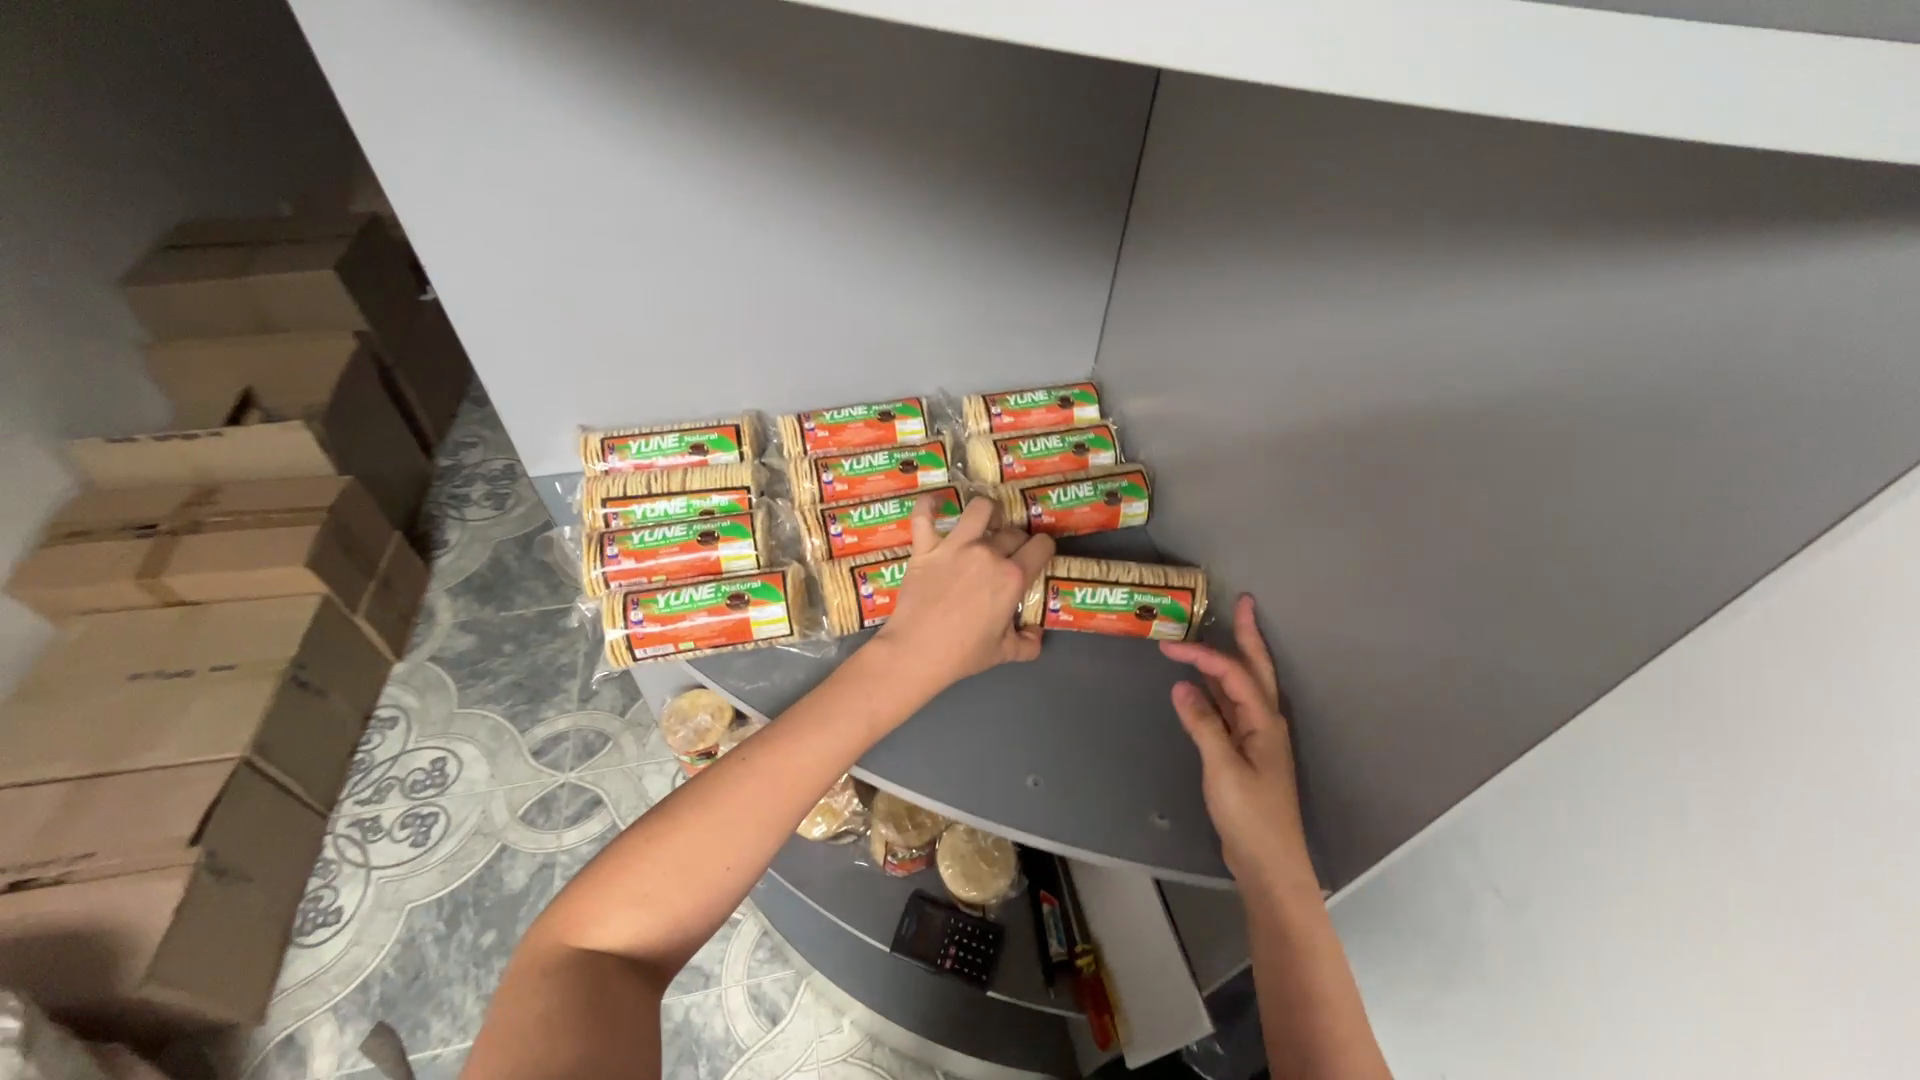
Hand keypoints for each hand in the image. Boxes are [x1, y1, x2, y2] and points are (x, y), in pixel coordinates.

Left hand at [868, 493, 1054, 695]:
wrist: (917, 652)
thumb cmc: (964, 653)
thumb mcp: (1005, 653)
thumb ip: (1028, 643)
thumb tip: (1036, 635)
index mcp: (1013, 577)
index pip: (1042, 546)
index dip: (1044, 548)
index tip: (1038, 555)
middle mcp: (988, 553)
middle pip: (1013, 531)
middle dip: (1016, 539)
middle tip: (1008, 553)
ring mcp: (955, 547)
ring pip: (979, 509)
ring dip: (987, 511)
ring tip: (985, 520)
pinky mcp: (925, 548)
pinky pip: (924, 516)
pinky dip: (928, 505)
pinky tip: (934, 502)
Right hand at [1161, 595, 1316, 894]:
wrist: (1269, 862)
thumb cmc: (1250, 816)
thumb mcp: (1222, 768)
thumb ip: (1202, 724)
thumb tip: (1182, 686)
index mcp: (1264, 721)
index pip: (1232, 674)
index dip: (1202, 655)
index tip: (1169, 646)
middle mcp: (1265, 722)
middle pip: (1255, 669)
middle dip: (1248, 636)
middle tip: (1244, 603)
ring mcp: (1258, 738)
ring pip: (1244, 688)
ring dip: (1233, 660)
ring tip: (1224, 633)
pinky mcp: (1246, 754)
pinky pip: (1232, 710)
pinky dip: (1218, 692)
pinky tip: (1204, 687)